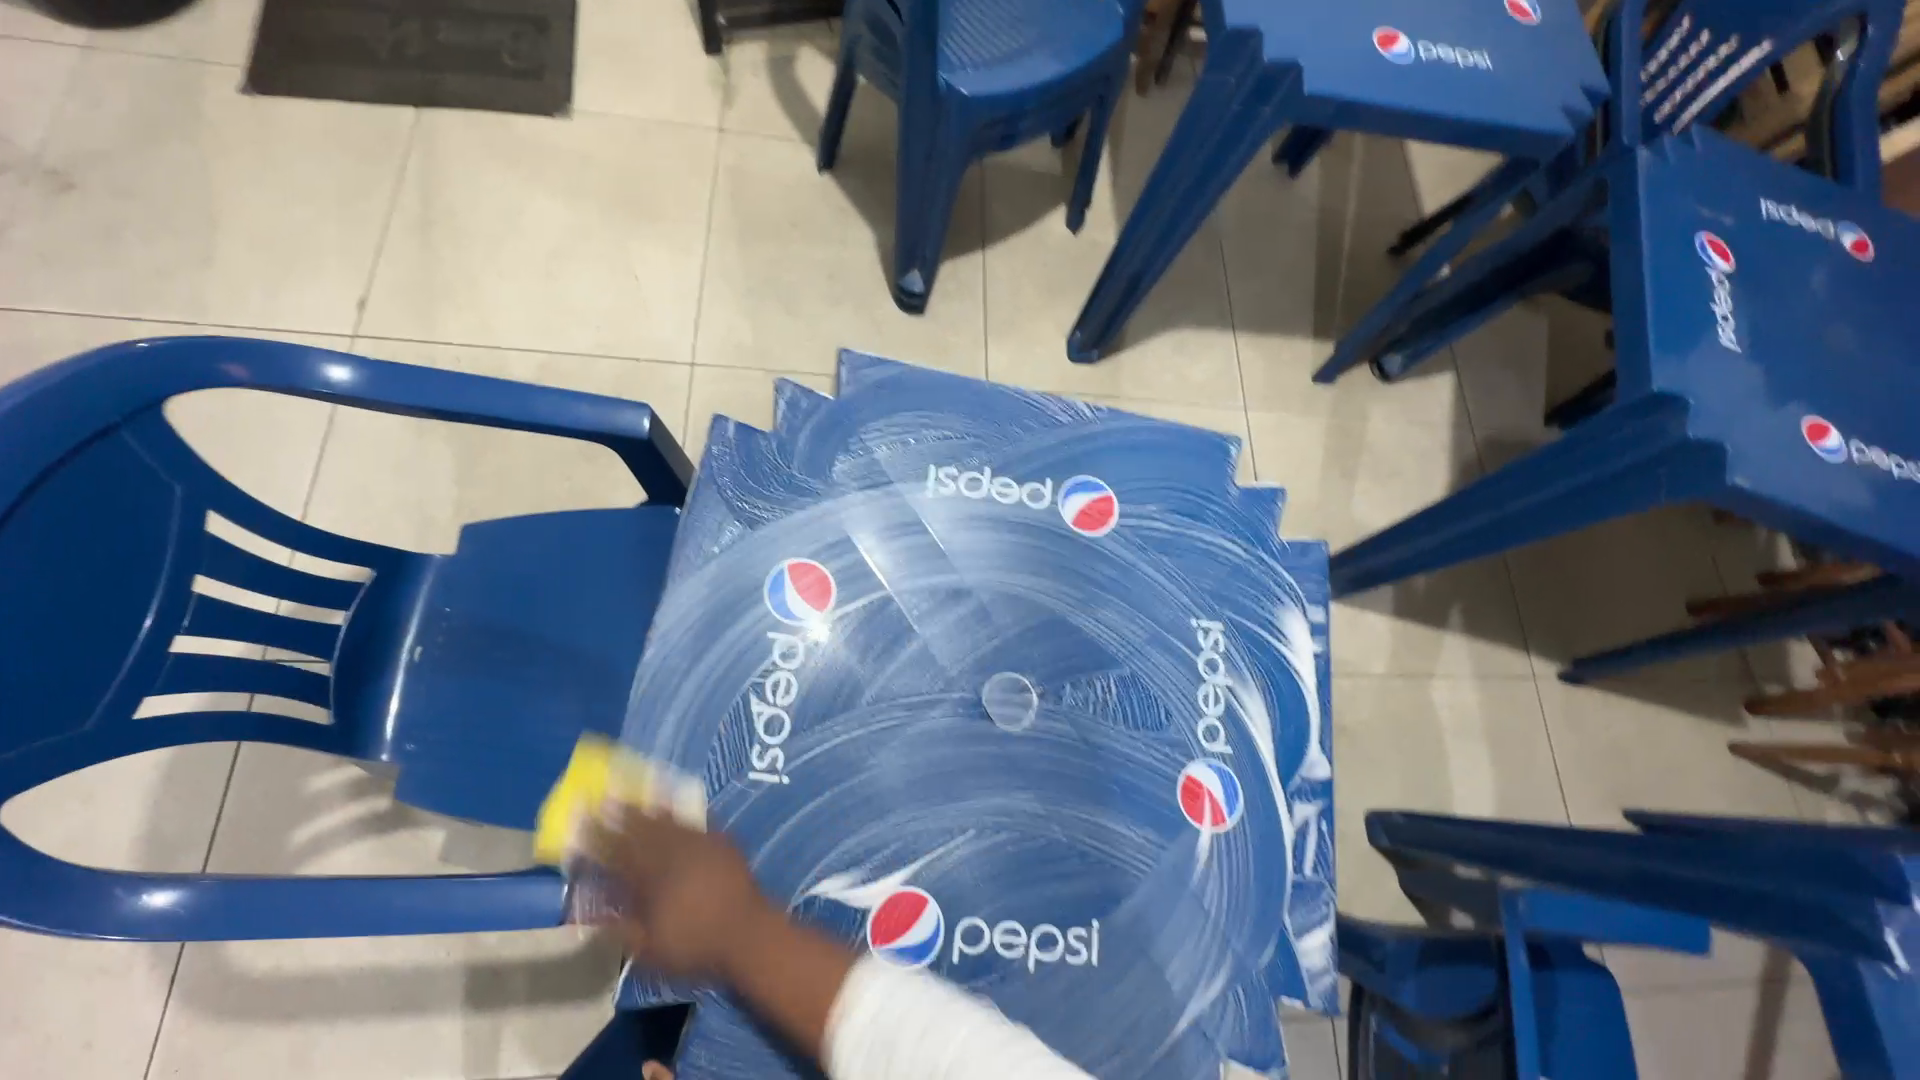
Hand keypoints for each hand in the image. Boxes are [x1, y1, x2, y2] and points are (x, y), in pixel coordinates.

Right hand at [581, 805, 777, 983]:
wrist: (747, 934)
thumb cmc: (694, 945)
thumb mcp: (646, 947)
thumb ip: (617, 926)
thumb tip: (589, 914)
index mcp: (649, 875)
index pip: (616, 851)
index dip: (597, 838)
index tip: (582, 826)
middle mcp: (673, 852)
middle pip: (641, 828)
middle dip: (620, 815)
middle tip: (604, 801)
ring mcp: (700, 843)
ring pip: (668, 820)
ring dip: (648, 810)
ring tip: (634, 801)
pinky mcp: (721, 842)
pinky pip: (696, 821)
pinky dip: (680, 815)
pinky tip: (675, 811)